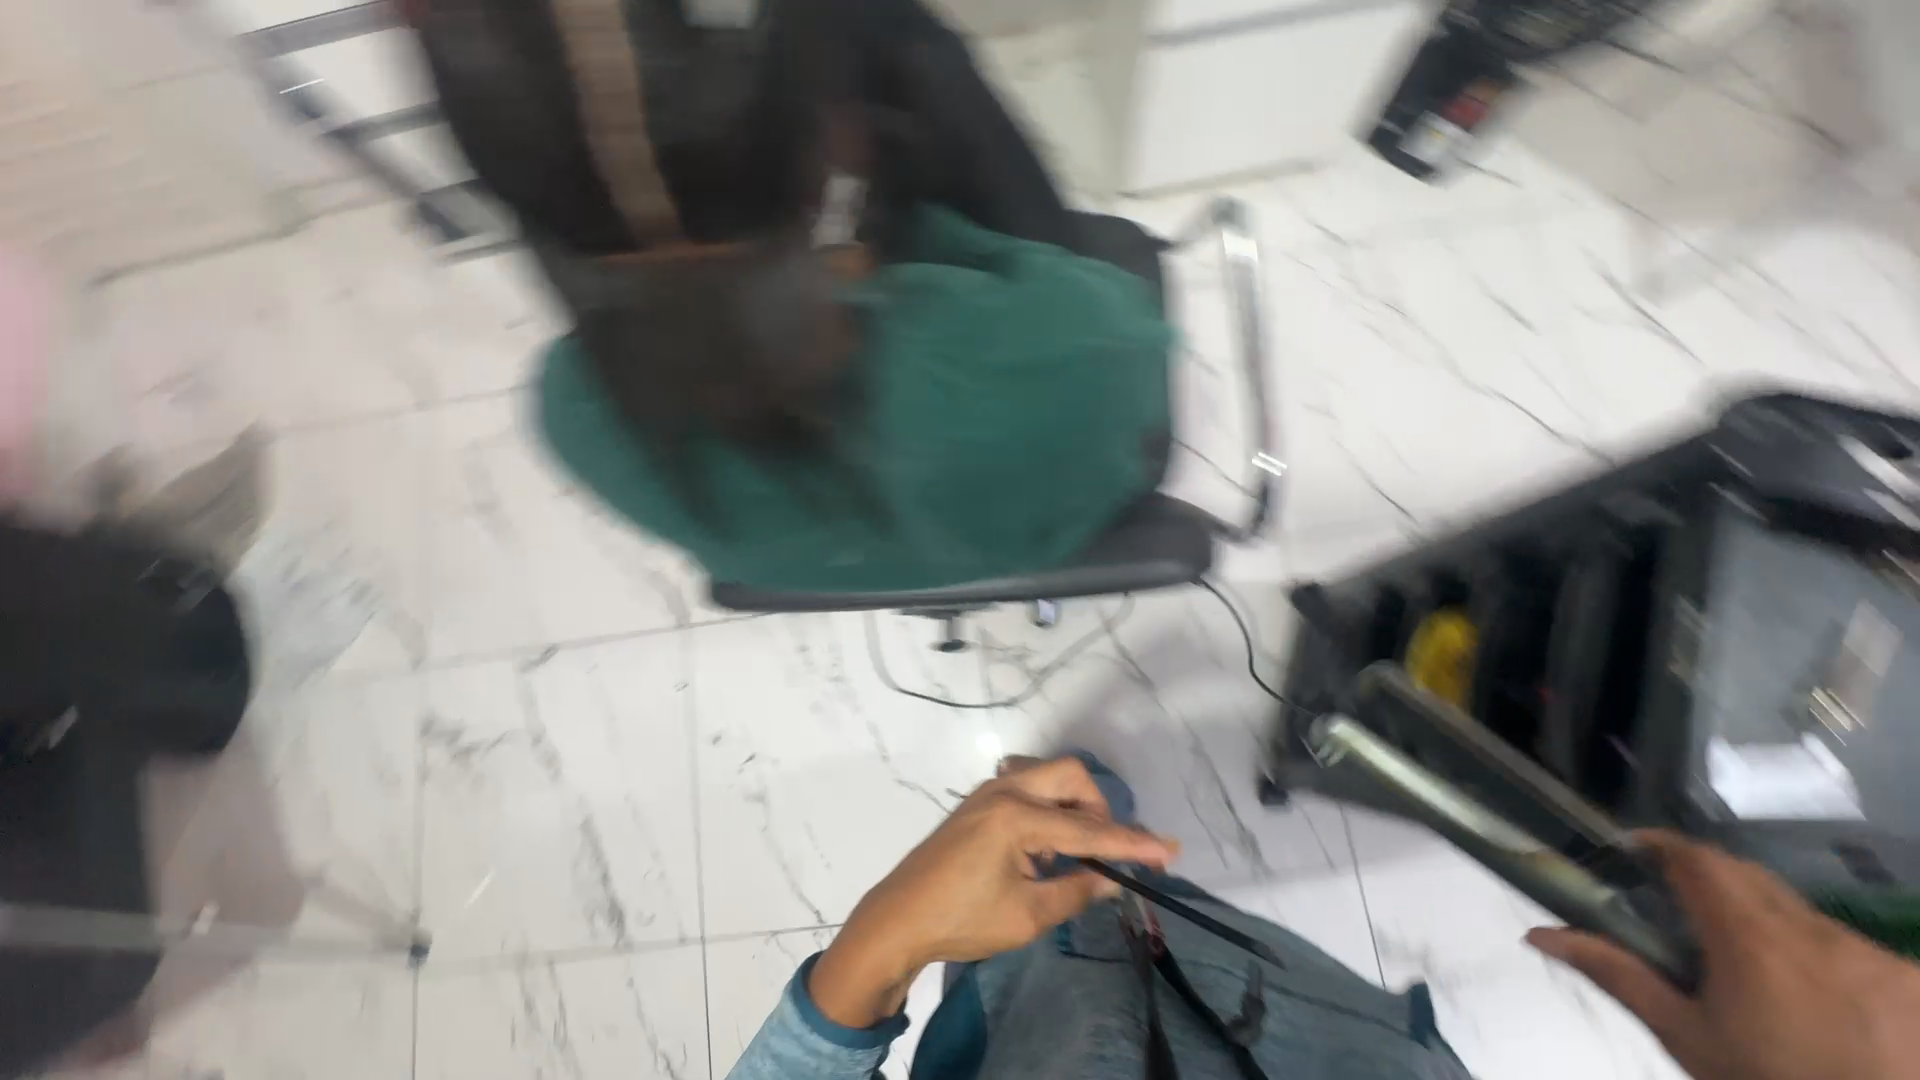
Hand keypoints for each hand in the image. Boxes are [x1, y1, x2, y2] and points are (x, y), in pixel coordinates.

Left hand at [808, 756, 1178, 1027]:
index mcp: (1017, 817)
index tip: (1169, 850)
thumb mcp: (1028, 915)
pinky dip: (1049, 809)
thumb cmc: (962, 920)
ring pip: (1048, 777)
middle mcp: (1005, 791)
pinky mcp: (979, 803)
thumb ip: (1076, 890)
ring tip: (1071, 855)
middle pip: (1070, 775)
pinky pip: (1028, 788)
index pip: (1089, 829)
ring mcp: (988, 792)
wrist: (898, 918)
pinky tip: (1043, 849)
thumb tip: (1113, 877)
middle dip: (1097, 807)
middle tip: (1102, 851)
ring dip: (1071, 807)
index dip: (1132, 843)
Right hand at [1527, 831, 1919, 1079]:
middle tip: (1677, 907)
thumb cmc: (1773, 1079)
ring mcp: (1877, 957)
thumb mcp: (1686, 1037)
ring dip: (1767, 923)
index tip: (1632, 850)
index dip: (1662, 844)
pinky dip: (1821, 956)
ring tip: (1753, 970)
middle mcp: (1814, 931)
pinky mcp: (1915, 983)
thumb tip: (1538, 934)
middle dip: (1708, 878)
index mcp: (1750, 937)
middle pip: (1748, 876)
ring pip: (1801, 914)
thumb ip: (1618, 976)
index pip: (1697, 858)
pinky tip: (1819, 1001)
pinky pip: (1854, 948)